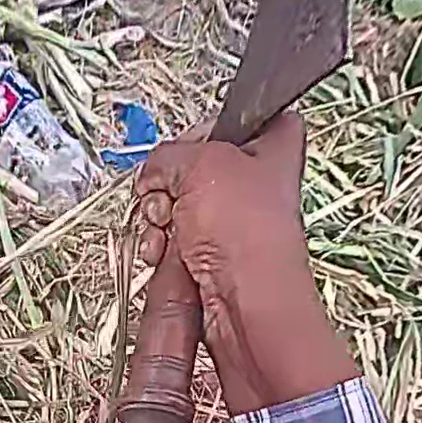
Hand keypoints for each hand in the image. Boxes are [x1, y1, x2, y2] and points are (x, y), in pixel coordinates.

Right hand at [134, 113, 355, 408]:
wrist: (243, 296)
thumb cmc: (245, 231)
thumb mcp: (202, 163)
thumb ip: (168, 154)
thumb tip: (150, 171)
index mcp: (271, 139)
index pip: (214, 126)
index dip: (187, 143)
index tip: (175, 160)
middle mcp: (252, 179)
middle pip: (186, 172)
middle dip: (165, 191)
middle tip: (169, 202)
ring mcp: (229, 220)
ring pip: (173, 208)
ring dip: (157, 222)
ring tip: (168, 233)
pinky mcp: (208, 253)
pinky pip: (170, 240)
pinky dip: (159, 248)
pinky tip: (164, 253)